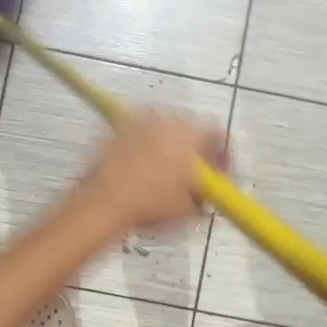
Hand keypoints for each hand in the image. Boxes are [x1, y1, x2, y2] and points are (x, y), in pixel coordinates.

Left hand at [73, 109, 226, 232]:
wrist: (102, 201)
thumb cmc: (151, 204)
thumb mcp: (190, 208)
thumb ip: (207, 194)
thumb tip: (207, 191)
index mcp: (191, 134)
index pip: (220, 135)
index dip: (223, 156)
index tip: (220, 176)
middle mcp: (168, 118)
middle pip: (192, 129)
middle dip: (196, 151)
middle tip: (193, 177)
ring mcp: (140, 120)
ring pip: (166, 131)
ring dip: (171, 148)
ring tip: (165, 176)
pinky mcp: (118, 127)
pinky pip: (142, 135)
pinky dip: (147, 148)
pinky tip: (142, 171)